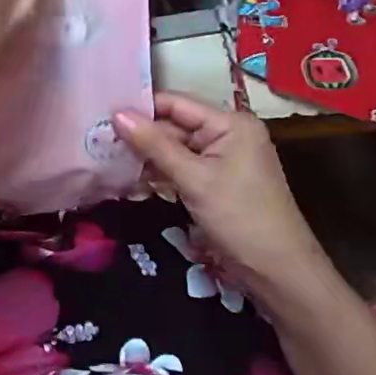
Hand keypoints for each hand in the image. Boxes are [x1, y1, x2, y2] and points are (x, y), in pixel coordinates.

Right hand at [112, 93, 330, 296]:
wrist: (279, 271)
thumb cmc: (240, 217)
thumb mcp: (193, 179)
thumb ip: (154, 145)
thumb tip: (116, 114)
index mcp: (230, 123)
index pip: (176, 103)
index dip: (141, 107)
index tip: (102, 114)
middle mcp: (228, 134)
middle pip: (174, 125)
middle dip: (140, 135)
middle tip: (97, 140)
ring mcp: (223, 159)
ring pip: (175, 149)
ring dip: (146, 157)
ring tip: (107, 159)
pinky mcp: (216, 182)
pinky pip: (183, 169)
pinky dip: (160, 174)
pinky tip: (131, 181)